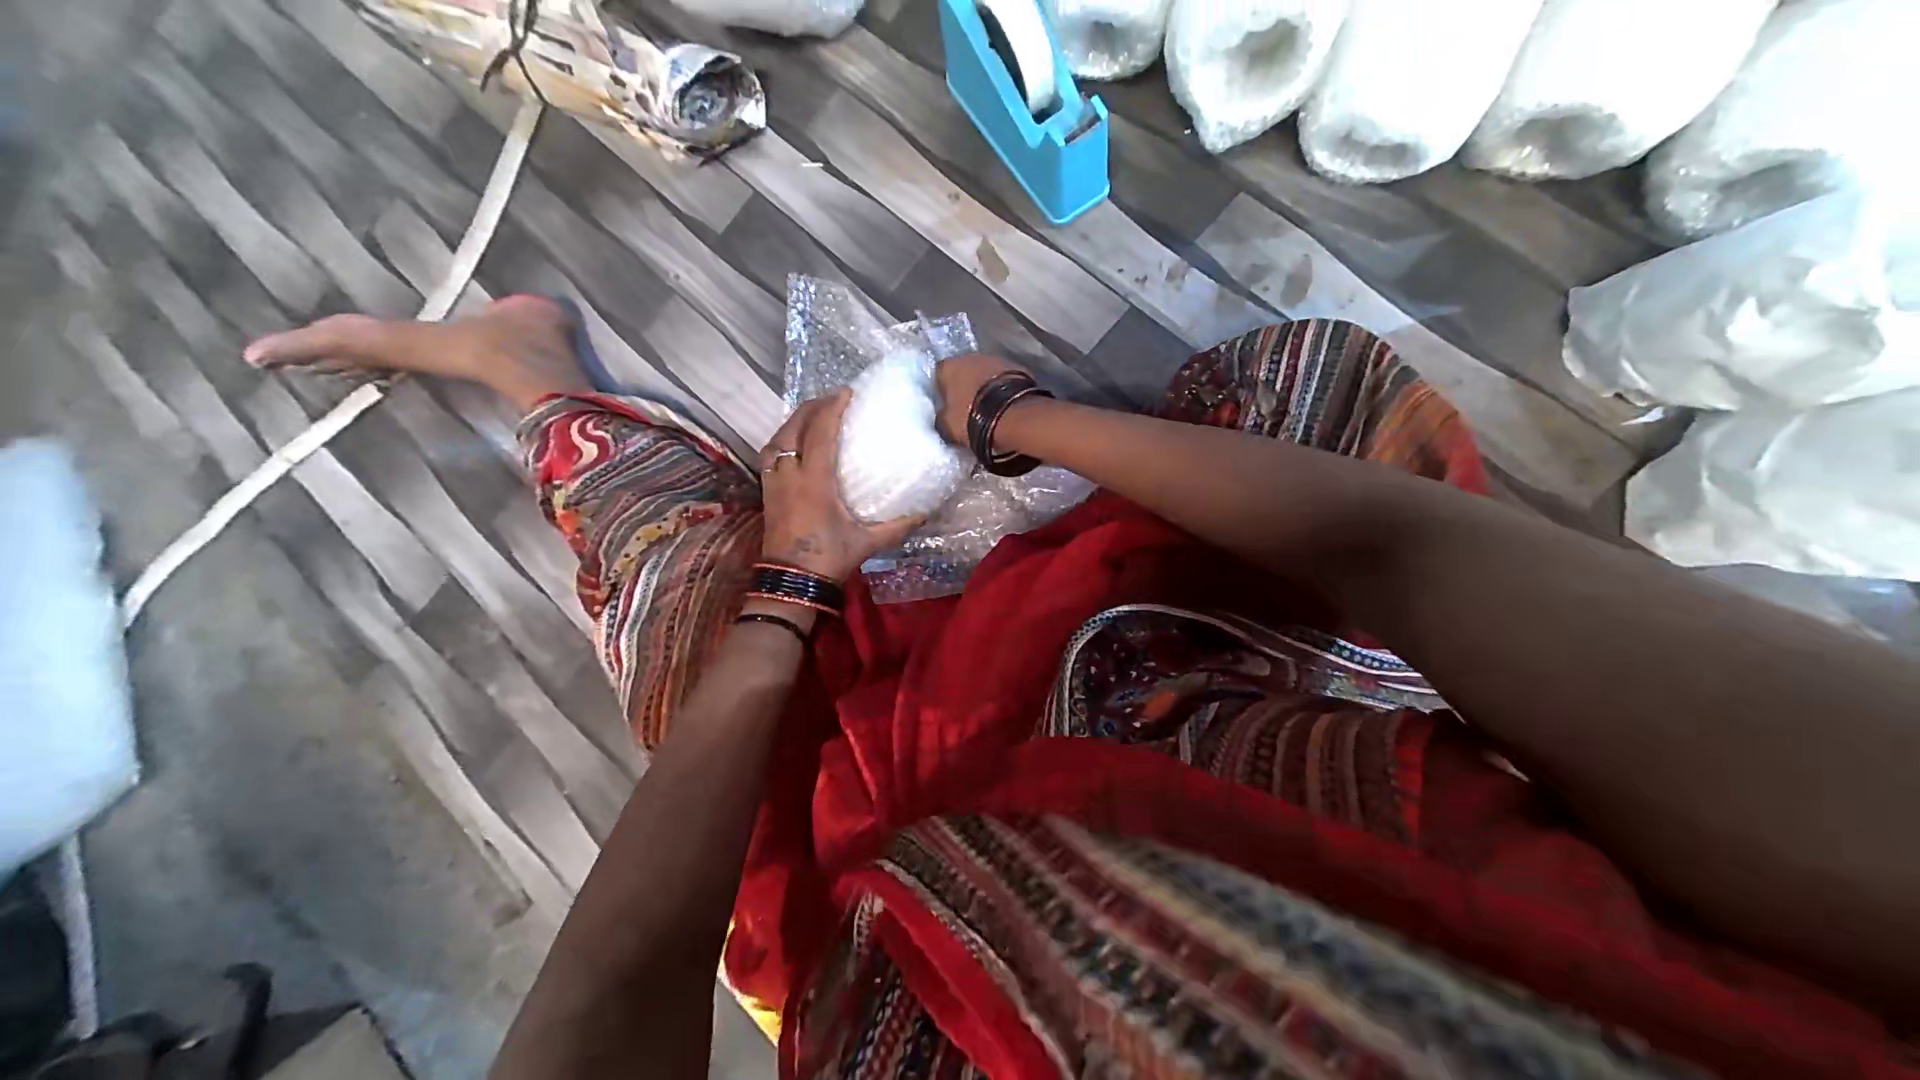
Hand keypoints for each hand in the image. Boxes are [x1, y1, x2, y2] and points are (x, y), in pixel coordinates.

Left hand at [759, 389, 922, 582]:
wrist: (791, 581)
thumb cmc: (829, 558)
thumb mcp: (867, 542)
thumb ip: (897, 526)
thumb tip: (925, 514)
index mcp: (815, 482)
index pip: (821, 433)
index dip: (832, 409)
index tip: (846, 393)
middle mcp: (791, 475)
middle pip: (794, 428)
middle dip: (811, 408)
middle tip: (831, 399)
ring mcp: (774, 483)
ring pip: (777, 439)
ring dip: (793, 422)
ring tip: (811, 415)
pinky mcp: (767, 493)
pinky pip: (770, 455)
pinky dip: (782, 440)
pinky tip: (793, 441)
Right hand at [934, 353, 1030, 446]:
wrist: (1015, 416)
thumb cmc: (973, 419)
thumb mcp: (947, 425)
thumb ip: (941, 415)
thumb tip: (944, 414)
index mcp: (949, 366)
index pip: (939, 375)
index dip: (942, 390)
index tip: (947, 405)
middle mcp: (971, 356)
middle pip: (964, 370)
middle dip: (965, 385)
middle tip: (967, 406)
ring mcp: (997, 359)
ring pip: (985, 372)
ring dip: (985, 384)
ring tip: (988, 405)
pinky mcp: (1018, 367)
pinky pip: (1004, 378)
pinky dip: (1002, 387)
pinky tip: (1004, 403)